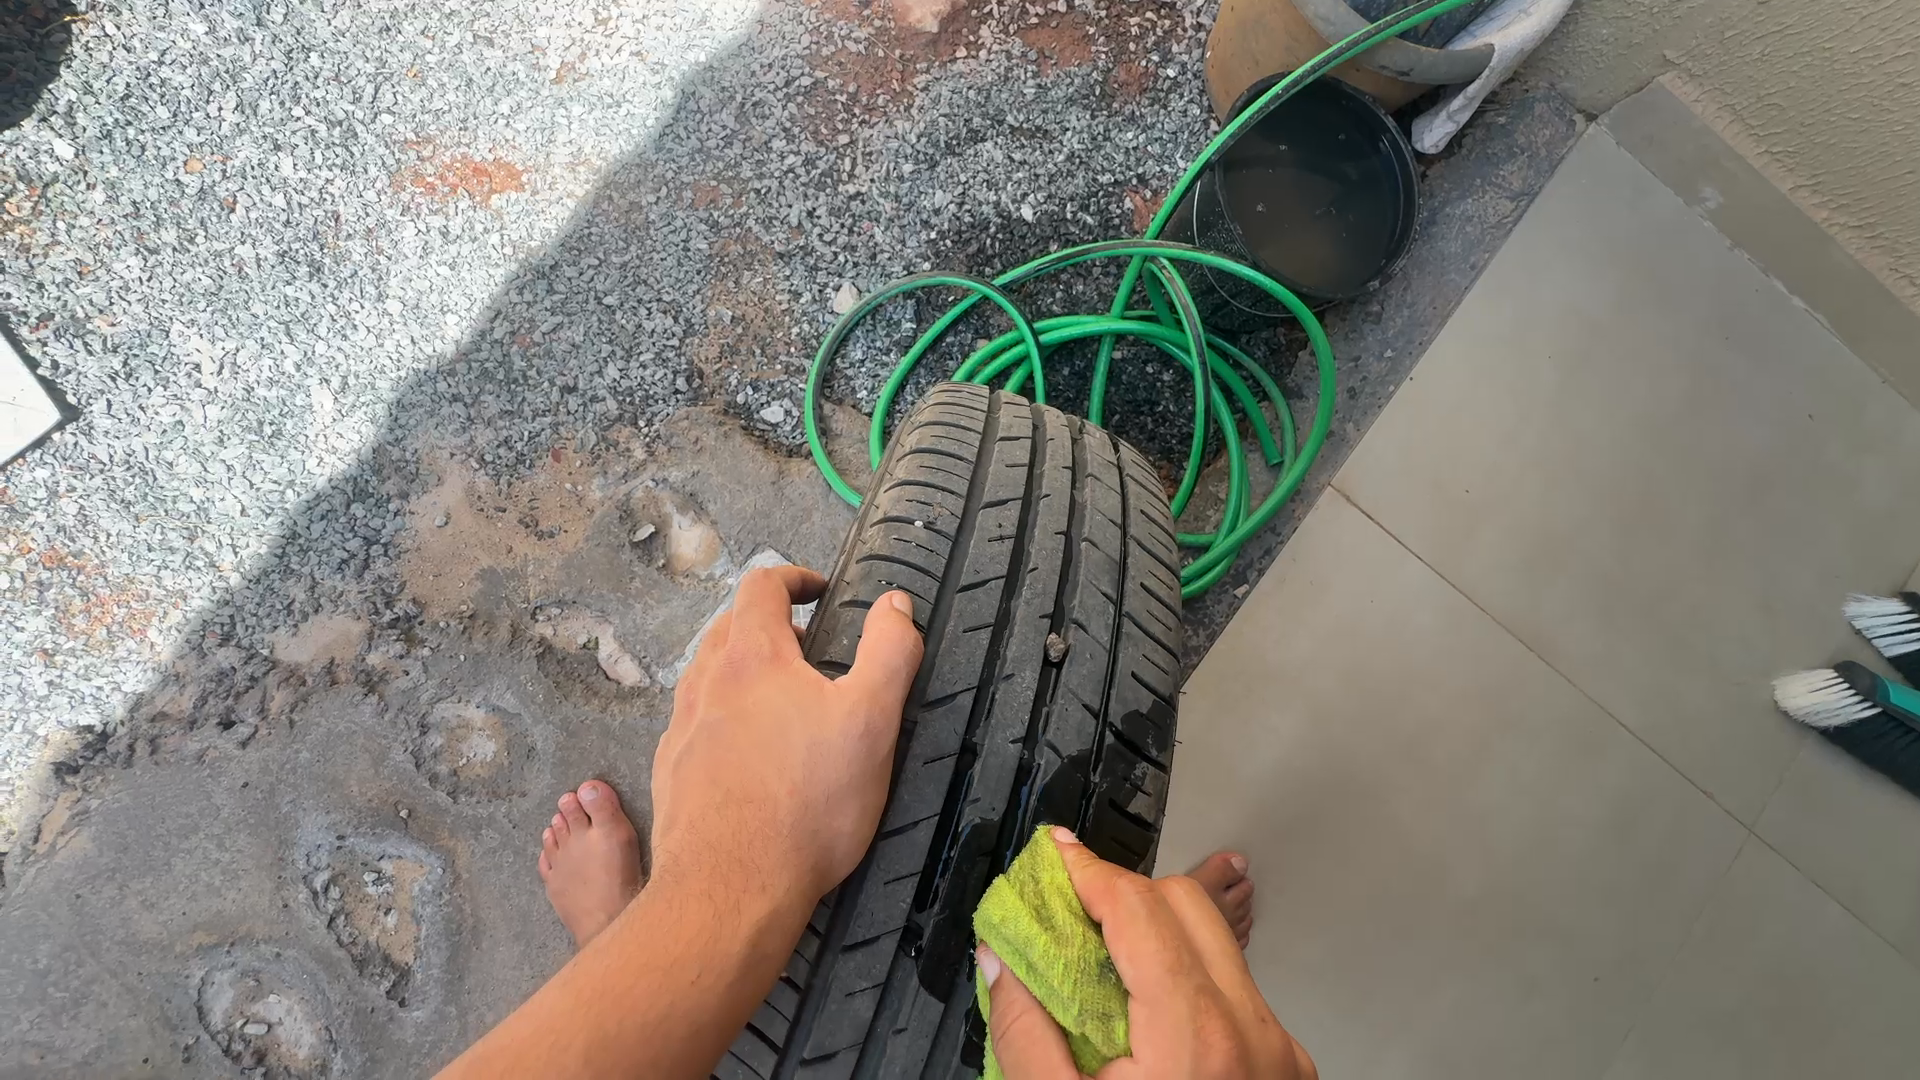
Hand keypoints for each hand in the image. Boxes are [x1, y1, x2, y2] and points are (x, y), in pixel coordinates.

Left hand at [649, 566, 923, 901]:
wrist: (729, 893)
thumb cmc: (809, 799)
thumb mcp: (872, 719)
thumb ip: (890, 651)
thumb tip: (895, 602)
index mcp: (753, 657)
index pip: (761, 586)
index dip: (793, 577)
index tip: (820, 592)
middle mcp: (706, 682)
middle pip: (730, 626)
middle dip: (769, 623)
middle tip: (809, 649)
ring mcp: (681, 729)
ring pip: (707, 674)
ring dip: (742, 667)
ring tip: (781, 700)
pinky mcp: (671, 772)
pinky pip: (695, 720)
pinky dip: (723, 713)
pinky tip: (748, 754)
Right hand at [979, 828, 1315, 1079]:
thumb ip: (1025, 1033)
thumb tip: (998, 956)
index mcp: (1198, 1041)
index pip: (1140, 911)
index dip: (1089, 870)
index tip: (1053, 848)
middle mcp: (1255, 1033)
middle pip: (1186, 904)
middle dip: (1124, 892)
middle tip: (1072, 908)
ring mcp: (1280, 1051)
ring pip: (1214, 940)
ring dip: (1155, 929)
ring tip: (1102, 957)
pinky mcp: (1287, 1068)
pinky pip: (1231, 985)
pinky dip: (1183, 970)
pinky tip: (1145, 1010)